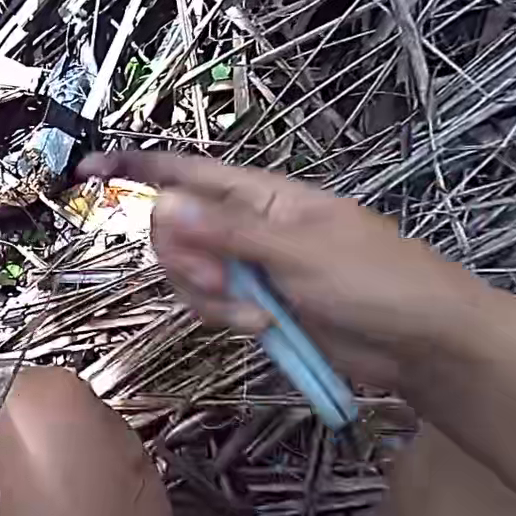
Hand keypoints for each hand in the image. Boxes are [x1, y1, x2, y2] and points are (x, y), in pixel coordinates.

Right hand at [80, 151, 502, 387]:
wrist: (426, 347)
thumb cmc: (377, 281)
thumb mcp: (300, 252)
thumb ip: (226, 231)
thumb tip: (163, 203)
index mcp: (257, 195)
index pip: (184, 171)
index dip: (136, 167)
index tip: (89, 172)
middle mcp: (241, 225)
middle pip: (173, 228)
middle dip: (185, 258)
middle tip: (217, 279)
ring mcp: (243, 265)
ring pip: (184, 271)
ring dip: (207, 295)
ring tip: (252, 312)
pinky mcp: (247, 302)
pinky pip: (206, 303)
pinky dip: (223, 316)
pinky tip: (262, 326)